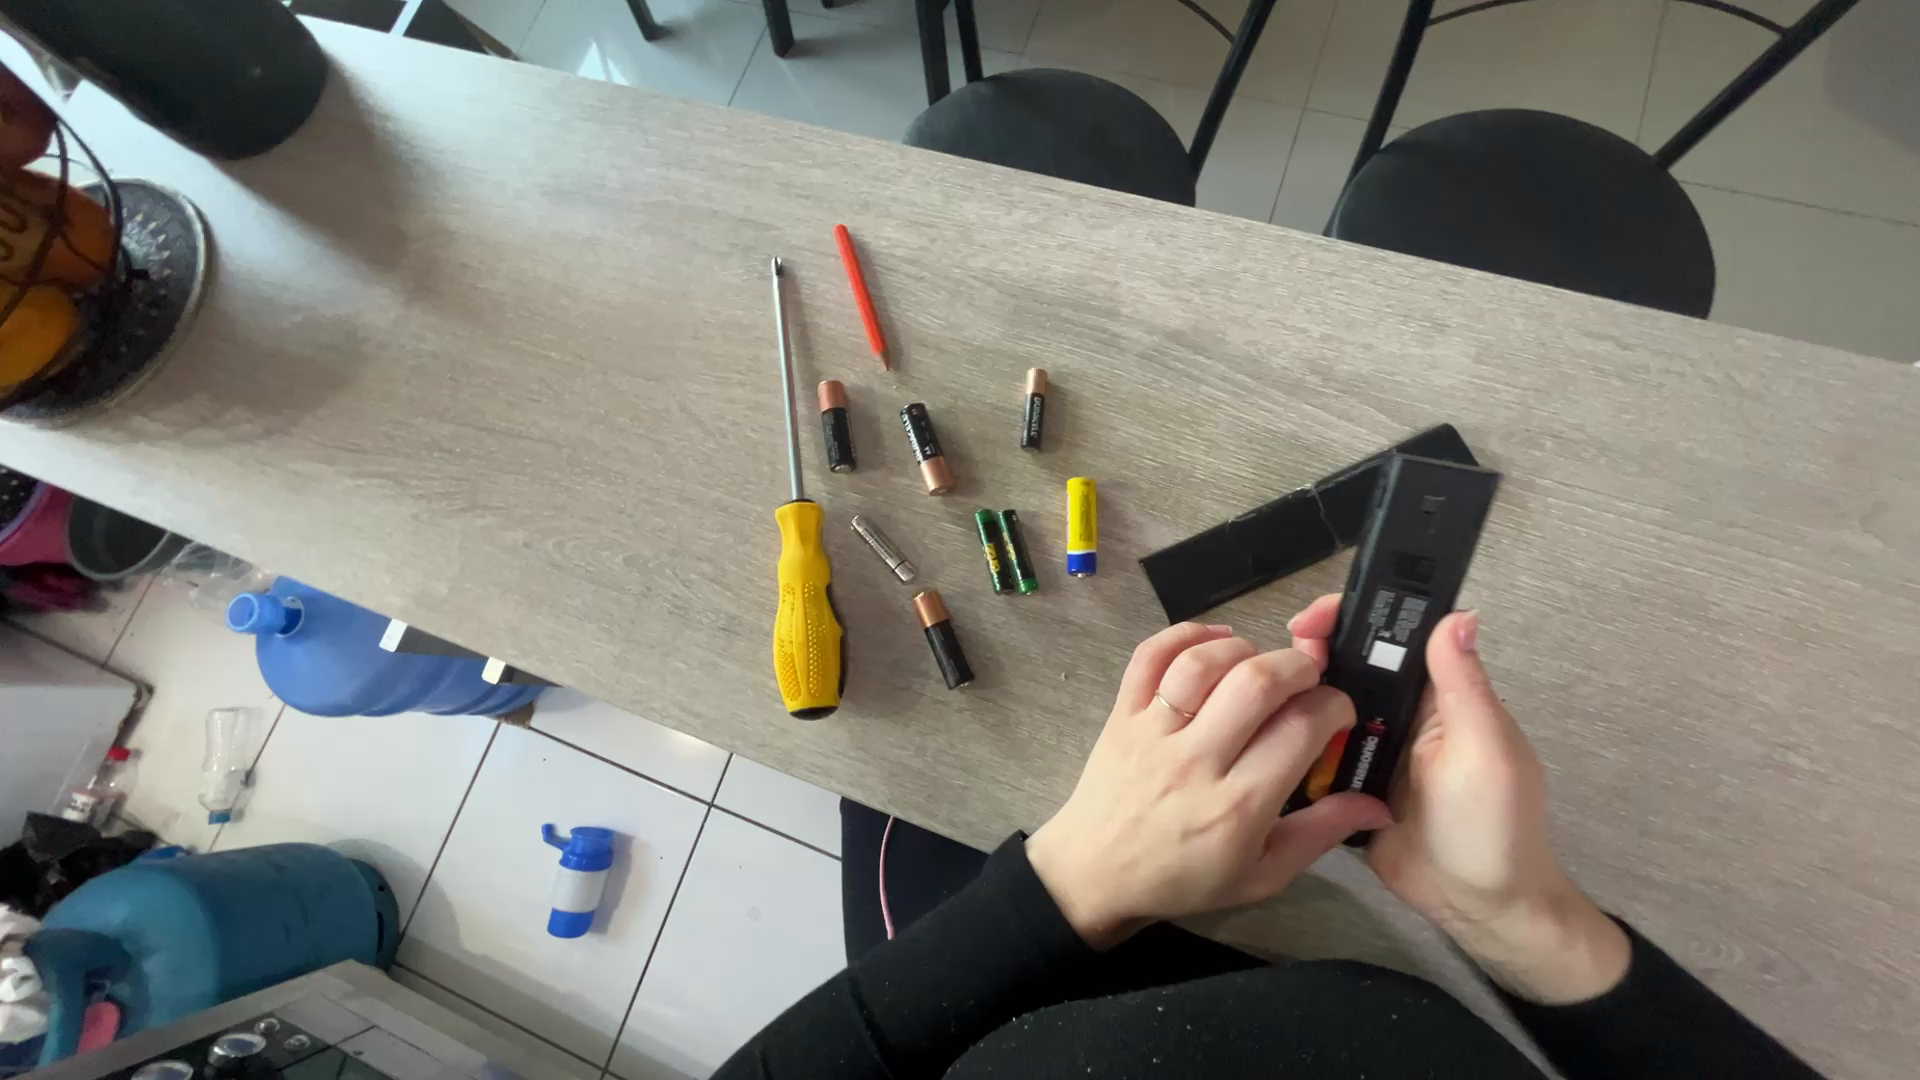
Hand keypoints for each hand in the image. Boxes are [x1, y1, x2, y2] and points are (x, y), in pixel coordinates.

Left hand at [1025, 622, 1391, 949]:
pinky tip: (1213, 638)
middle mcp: (1194, 760)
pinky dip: (1182, 635)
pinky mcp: (1120, 713)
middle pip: (1254, 684)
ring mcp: (1151, 732)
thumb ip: (1320, 833)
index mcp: (1237, 806)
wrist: (1096, 870)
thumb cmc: (1183, 877)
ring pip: (1201, 664)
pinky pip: (1148, 658)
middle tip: (1308, 677)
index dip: (1332, 706)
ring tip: (1259, 663)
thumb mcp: (1261, 874)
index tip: (1337, 709)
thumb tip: (1378, 803)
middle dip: (1297, 667)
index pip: (1298, 730)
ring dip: (1242, 649)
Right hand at [1288, 595, 1629, 1003]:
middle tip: (1279, 660)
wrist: (1473, 908)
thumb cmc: (1494, 828)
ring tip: (1262, 694)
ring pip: (1320, 701)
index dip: (1349, 616)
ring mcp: (1366, 743)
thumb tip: (1459, 614)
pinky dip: (1287, 734)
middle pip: (1346, 663)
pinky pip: (1308, 744)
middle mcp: (1396, 710)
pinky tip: (1262, 731)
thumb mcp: (1485, 752)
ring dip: (1292, 692)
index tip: (1312, 620)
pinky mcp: (1343, 776)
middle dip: (1310, 651)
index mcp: (1434, 695)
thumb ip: (1465, 687)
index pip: (1389, 637)